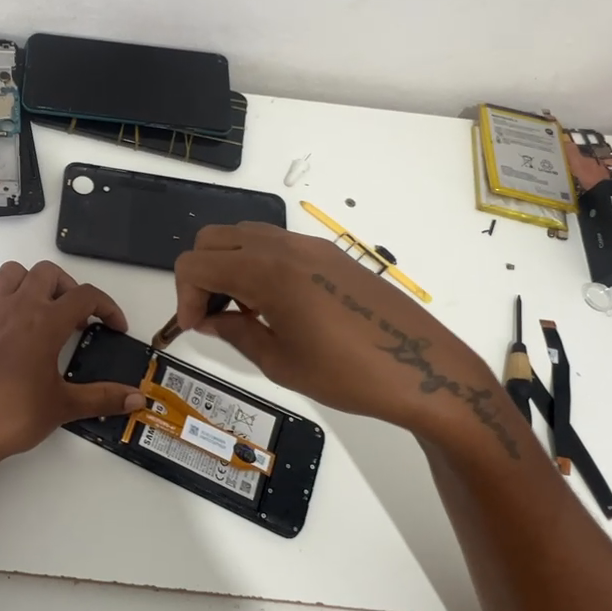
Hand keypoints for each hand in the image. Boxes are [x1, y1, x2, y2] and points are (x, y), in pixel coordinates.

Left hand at [0, 261, 143, 484]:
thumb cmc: (15, 415)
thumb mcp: (64, 406)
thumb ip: (103, 397)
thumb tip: (137, 398)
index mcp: (45, 322)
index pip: (85, 296)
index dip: (107, 307)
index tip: (115, 327)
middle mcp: (17, 306)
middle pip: (48, 273)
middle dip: (68, 288)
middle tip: (77, 317)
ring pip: (12, 272)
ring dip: (31, 283)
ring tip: (41, 310)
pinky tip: (6, 317)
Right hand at [174, 223, 525, 457]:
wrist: (427, 372)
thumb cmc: (349, 375)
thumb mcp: (281, 363)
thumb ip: (236, 333)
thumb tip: (210, 319)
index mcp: (267, 271)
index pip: (196, 263)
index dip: (184, 296)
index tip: (198, 327)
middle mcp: (285, 247)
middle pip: (214, 238)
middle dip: (201, 274)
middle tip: (213, 316)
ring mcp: (311, 246)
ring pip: (244, 235)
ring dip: (229, 265)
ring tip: (245, 312)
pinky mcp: (330, 254)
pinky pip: (276, 244)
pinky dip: (258, 264)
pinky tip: (276, 306)